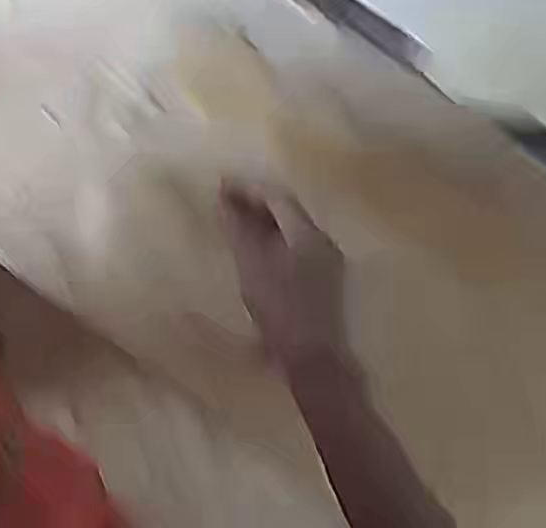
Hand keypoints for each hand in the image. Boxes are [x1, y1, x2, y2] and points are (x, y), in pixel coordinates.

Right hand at [222, 181, 349, 366]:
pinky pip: (293, 243)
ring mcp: (326, 262)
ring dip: (261, 217)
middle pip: (286, 208)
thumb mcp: (250, 263)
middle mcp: (322, 242)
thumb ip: (236, 227)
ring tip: (232, 217)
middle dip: (253, 199)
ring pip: (289, 226)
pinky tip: (251, 243)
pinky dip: (270, 235)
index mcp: (308, 235)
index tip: (219, 184)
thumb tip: (223, 199)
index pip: (276, 197)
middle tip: (223, 198)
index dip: (246, 187)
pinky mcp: (321, 279)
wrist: (314, 360)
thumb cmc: (279, 306)